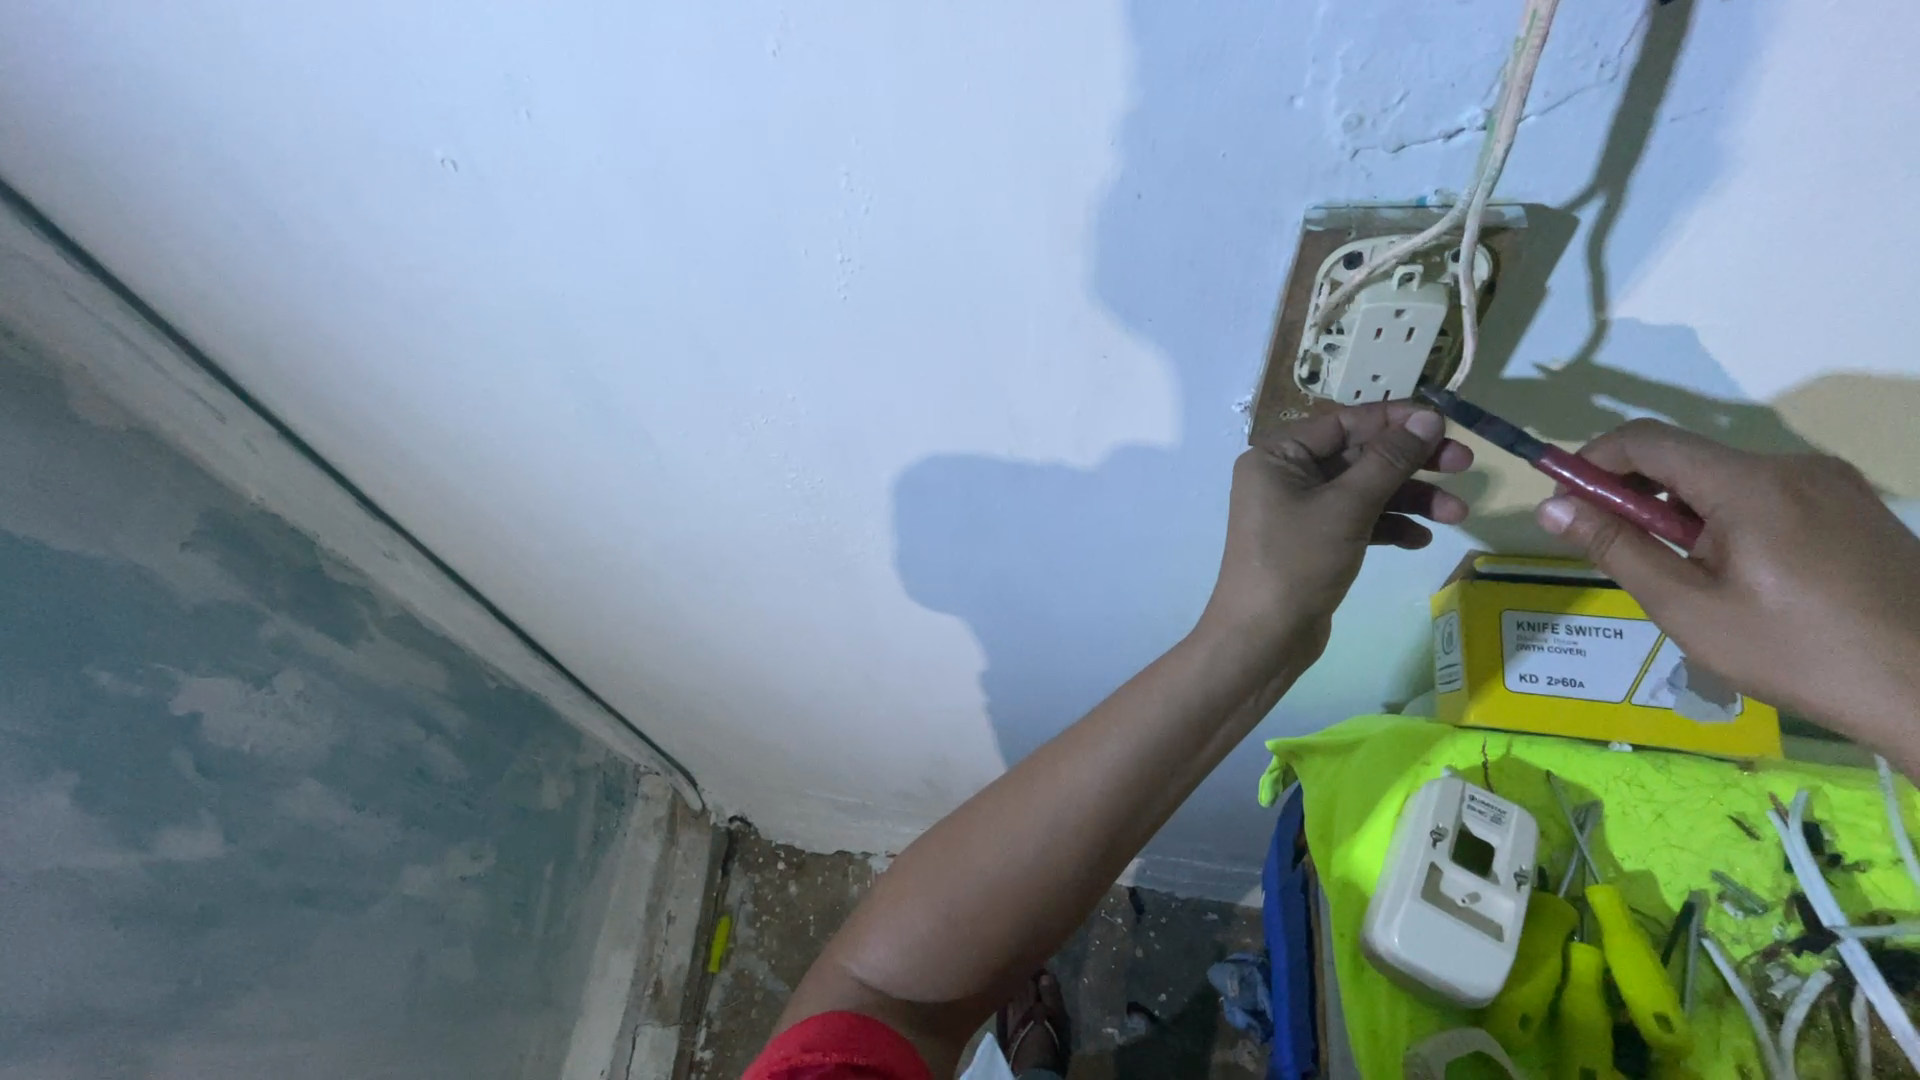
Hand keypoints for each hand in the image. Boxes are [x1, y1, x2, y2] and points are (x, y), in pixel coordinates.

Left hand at [1199, 403, 1473, 665]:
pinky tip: (1419, 540)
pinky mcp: (1313, 541)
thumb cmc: (1297, 561)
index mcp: (1277, 456)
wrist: (1264, 636)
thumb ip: (1389, 460)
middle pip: (1358, 454)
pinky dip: (1389, 526)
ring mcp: (1298, 510)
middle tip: (1465, 465)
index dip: (1396, 420)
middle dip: (1411, 462)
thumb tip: (1428, 419)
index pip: (1343, 422)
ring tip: (1458, 514)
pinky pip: (1357, 520)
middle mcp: (1284, 476)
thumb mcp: (1347, 506)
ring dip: (1410, 498)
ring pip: (1363, 490)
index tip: (1448, 425)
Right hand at [1536, 420, 1919, 759]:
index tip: (1567, 507)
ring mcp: (1831, 487)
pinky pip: (1761, 496)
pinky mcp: (1851, 509)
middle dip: (1630, 494)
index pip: (1644, 440)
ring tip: (1677, 574)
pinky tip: (1730, 574)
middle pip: (1682, 458)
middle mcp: (1793, 468)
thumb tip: (1551, 508)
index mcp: (1751, 484)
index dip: (1590, 463)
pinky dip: (1720, 520)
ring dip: (1675, 511)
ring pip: (1720, 479)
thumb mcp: (1685, 605)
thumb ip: (1616, 547)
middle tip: (1614, 551)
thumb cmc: (1797, 652)